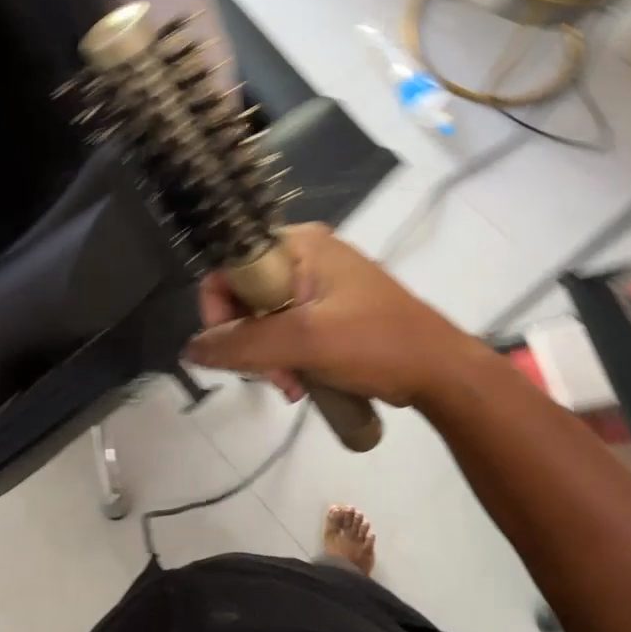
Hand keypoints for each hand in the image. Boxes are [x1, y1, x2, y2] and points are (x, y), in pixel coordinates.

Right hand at [185, 224, 482, 407]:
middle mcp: (308, 254)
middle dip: (251, 342)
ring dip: (270, 357)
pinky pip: (291, 329)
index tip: (233, 350)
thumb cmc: (375, 344)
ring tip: (292, 387)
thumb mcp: (305, 342)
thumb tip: (190, 350)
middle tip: (273, 379)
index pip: (230, 265)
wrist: (440, 371)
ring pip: (267, 318)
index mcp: (301, 244)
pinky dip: (290, 356)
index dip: (220, 309)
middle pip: (246, 295)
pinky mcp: (334, 309)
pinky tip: (304, 383)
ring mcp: (323, 282)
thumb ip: (243, 344)